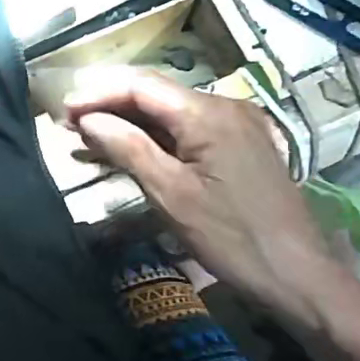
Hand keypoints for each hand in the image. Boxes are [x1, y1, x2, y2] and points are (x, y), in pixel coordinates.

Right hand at [64, 71, 348, 327]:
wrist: (296, 274)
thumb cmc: (230, 236)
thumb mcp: (170, 194)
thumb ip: (127, 148)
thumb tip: (87, 119)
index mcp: (209, 114)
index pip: (141, 86)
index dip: (97, 93)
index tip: (62, 111)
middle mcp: (226, 107)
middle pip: (156, 93)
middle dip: (109, 104)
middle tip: (68, 122)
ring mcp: (236, 125)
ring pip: (170, 111)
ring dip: (128, 121)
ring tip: (87, 136)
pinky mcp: (239, 145)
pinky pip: (187, 129)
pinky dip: (153, 136)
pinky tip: (127, 148)